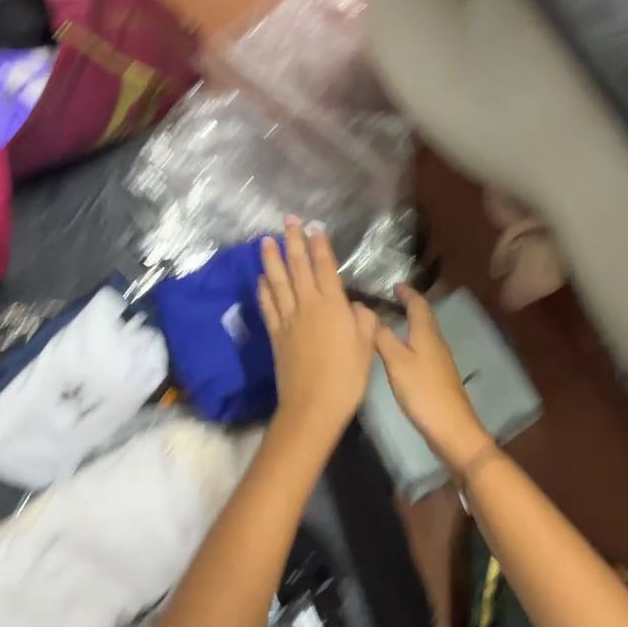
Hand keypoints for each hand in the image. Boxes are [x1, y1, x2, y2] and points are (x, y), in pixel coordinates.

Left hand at [258, 217, 379, 448]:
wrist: (312, 406)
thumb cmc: (346, 377)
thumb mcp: (367, 347)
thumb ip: (363, 321)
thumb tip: (355, 306)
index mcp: (332, 305)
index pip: (325, 267)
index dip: (320, 246)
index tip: (315, 227)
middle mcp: (307, 305)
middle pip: (298, 266)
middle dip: (293, 241)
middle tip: (287, 220)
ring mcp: (288, 319)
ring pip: (277, 281)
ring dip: (271, 259)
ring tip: (266, 239)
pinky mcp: (275, 334)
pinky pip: (267, 305)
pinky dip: (263, 289)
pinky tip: (260, 278)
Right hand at [373, 287, 492, 469]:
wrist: (452, 429)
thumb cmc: (423, 391)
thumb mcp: (396, 362)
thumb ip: (382, 336)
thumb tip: (366, 311)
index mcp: (426, 333)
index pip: (418, 304)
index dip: (407, 293)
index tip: (394, 284)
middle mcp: (436, 341)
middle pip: (424, 316)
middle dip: (409, 305)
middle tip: (390, 300)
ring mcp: (440, 360)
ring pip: (425, 332)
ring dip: (411, 323)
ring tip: (391, 321)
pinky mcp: (439, 376)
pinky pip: (424, 348)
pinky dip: (412, 341)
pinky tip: (402, 352)